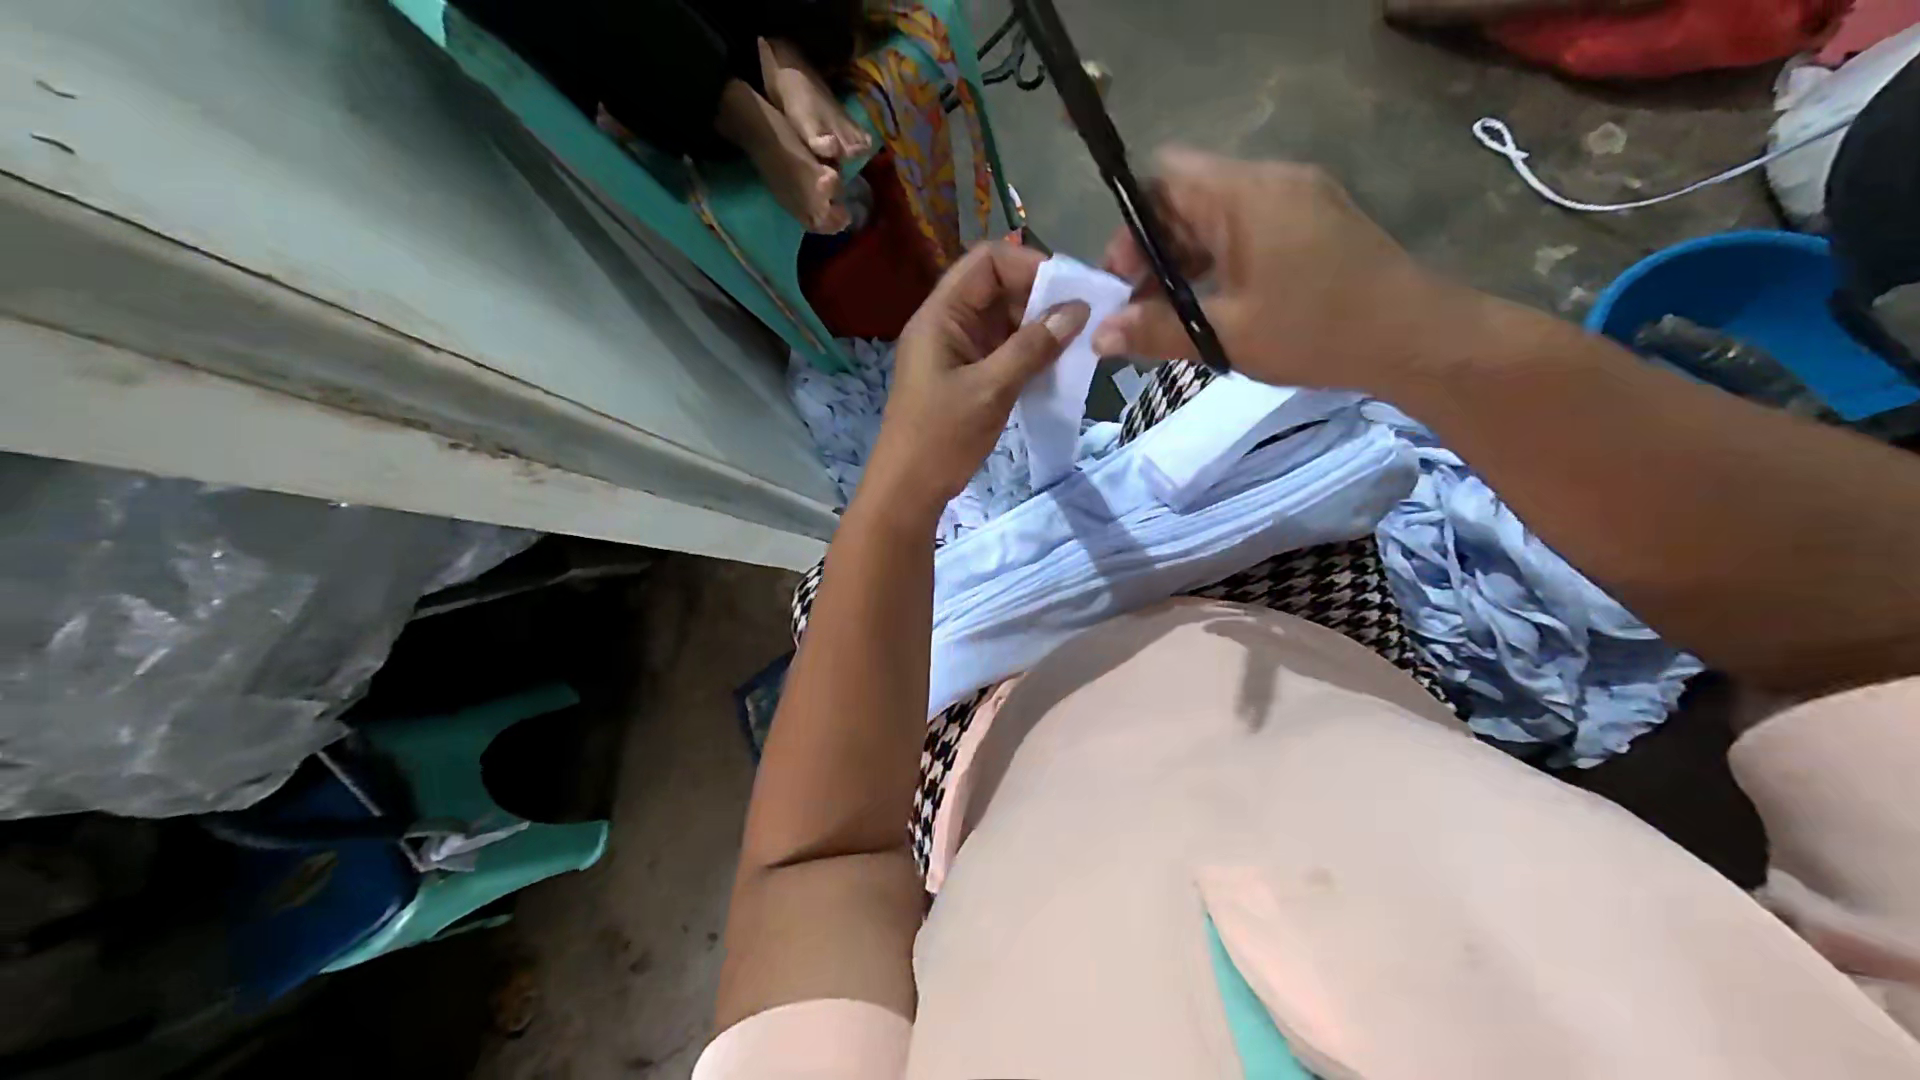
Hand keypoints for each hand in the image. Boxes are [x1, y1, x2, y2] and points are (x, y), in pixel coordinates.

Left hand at [861, 243, 1088, 521]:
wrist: (908, 488)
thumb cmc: (941, 436)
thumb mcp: (991, 389)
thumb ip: (1033, 347)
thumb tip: (1077, 309)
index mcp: (940, 315)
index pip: (986, 262)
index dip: (1028, 265)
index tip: (1068, 290)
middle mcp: (947, 324)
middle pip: (997, 288)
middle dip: (1039, 298)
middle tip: (1080, 319)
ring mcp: (957, 351)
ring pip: (1003, 321)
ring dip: (1038, 328)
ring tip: (1075, 343)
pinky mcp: (967, 376)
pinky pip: (1002, 350)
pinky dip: (1028, 352)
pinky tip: (1055, 365)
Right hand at [1091, 147, 1473, 393]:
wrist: (1416, 338)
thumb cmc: (1316, 332)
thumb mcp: (1226, 336)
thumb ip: (1156, 331)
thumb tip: (1097, 336)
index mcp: (1246, 196)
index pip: (1165, 179)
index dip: (1132, 227)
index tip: (1123, 281)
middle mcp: (1270, 181)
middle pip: (1187, 198)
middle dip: (1154, 252)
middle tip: (1141, 308)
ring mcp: (1296, 198)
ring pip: (1215, 217)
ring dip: (1185, 262)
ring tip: (1173, 315)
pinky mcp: (1312, 221)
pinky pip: (1246, 229)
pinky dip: (1218, 262)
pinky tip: (1214, 306)